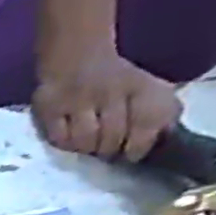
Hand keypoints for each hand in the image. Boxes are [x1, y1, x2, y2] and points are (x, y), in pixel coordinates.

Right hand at [31, 51, 180, 162]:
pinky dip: (64, 144)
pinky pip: (59, 138)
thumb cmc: (114, 82)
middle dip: (110, 150)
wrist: (75, 60)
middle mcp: (111, 92)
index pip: (148, 120)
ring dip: (86, 149)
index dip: (141, 143)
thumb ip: (160, 112)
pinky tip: (69, 140)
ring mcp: (78, 101)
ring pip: (85, 139)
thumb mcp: (146, 89)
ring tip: (87, 148)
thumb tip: (165, 137)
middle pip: (113, 135)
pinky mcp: (50, 110)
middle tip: (106, 153)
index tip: (133, 155)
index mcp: (141, 87)